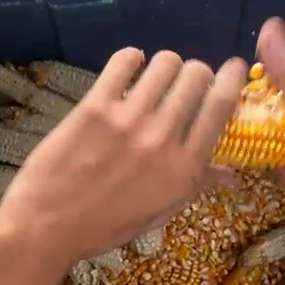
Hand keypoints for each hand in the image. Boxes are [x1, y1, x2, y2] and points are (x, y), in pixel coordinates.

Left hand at [0, 49, 248, 265]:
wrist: (49, 226)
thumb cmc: (107, 226)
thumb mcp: (160, 212)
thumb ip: (196, 185)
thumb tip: (232, 176)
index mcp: (184, 169)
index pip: (220, 108)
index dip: (233, 79)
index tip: (235, 68)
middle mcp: (163, 139)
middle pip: (196, 78)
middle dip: (198, 72)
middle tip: (188, 80)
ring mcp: (128, 120)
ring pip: (164, 64)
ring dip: (167, 64)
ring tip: (158, 74)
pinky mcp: (95, 107)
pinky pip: (123, 63)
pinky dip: (131, 58)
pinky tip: (130, 66)